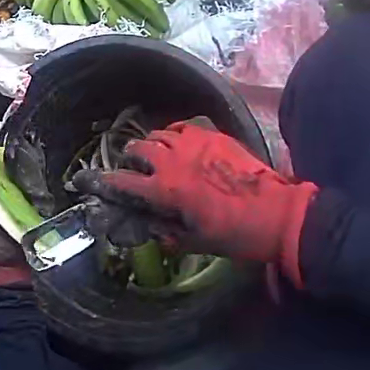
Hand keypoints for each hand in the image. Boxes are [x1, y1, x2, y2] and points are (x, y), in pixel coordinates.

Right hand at [78, 120, 316, 285]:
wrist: (277, 213)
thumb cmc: (235, 235)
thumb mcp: (196, 242)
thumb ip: (168, 234)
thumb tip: (150, 228)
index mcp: (166, 190)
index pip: (124, 183)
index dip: (105, 182)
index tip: (92, 180)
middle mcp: (173, 162)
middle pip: (138, 149)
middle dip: (130, 158)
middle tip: (132, 166)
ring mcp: (193, 144)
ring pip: (159, 135)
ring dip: (152, 145)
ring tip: (155, 153)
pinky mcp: (212, 135)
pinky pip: (183, 127)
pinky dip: (175, 133)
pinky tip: (179, 142)